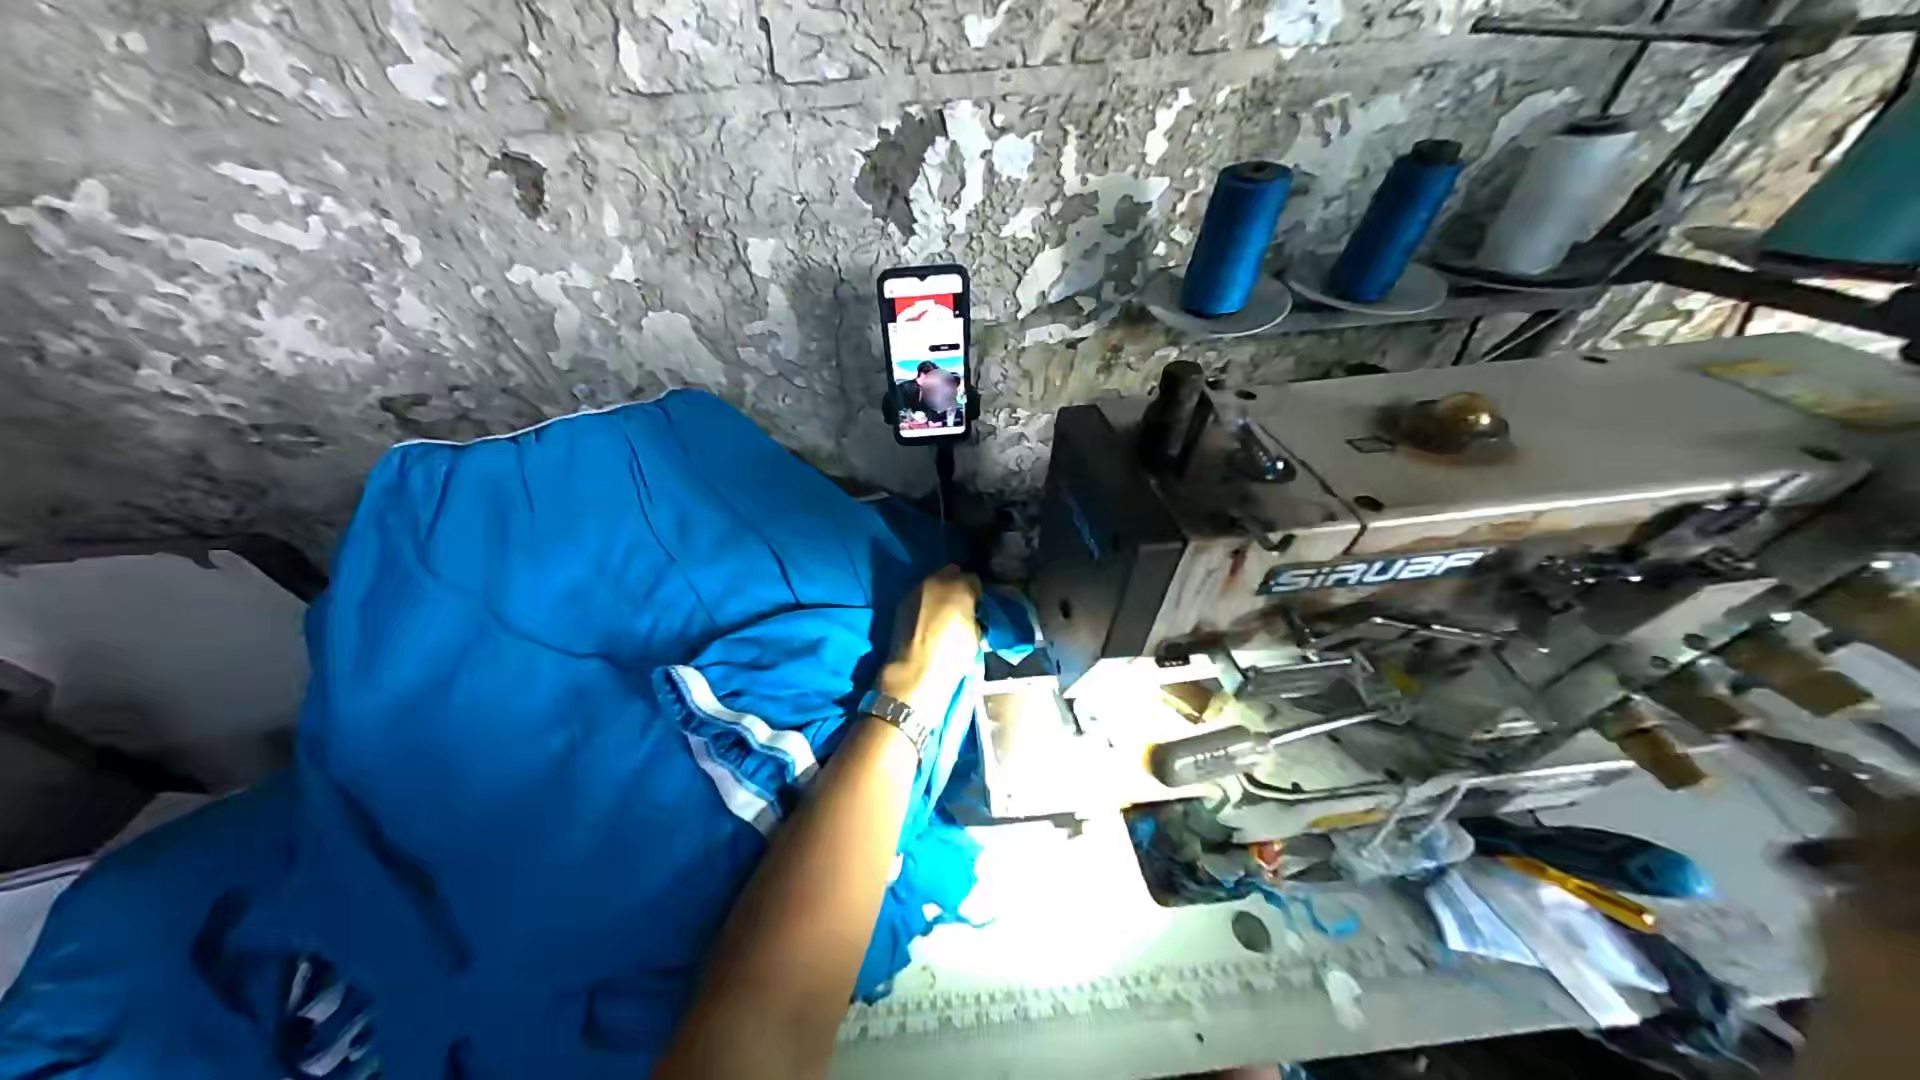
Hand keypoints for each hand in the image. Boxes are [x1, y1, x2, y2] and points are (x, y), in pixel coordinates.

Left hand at [876, 567, 981, 720]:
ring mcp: (917, 589)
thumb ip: (973, 614)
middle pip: (951, 573)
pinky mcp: (902, 602)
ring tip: (942, 611)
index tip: (976, 605)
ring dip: (939, 592)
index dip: (976, 592)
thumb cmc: (953, 655)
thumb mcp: (976, 634)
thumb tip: (970, 611)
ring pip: (933, 582)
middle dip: (956, 585)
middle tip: (959, 605)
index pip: (973, 579)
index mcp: (961, 588)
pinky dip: (925, 602)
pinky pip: (920, 595)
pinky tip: (926, 618)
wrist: (916, 670)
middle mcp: (937, 581)